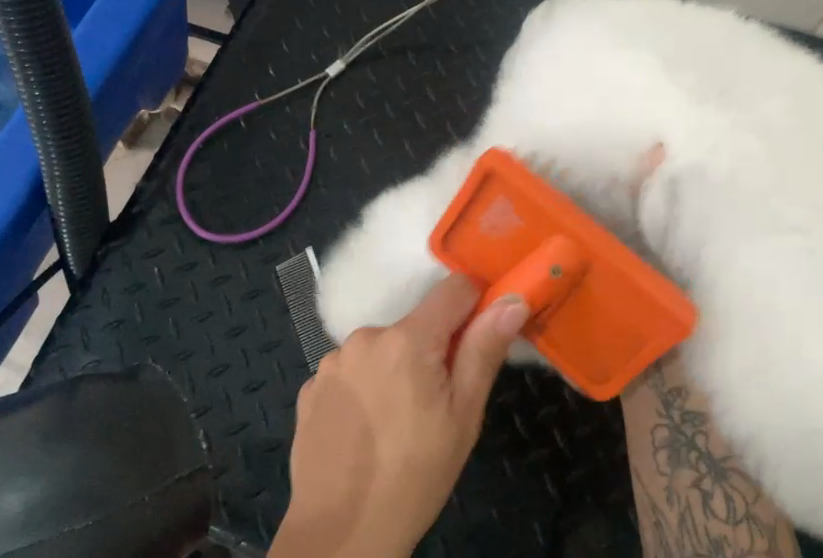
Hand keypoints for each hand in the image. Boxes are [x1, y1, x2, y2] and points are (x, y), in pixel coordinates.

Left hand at [271, 275, 528, 557]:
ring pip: (381, 351)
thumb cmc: (415, 475)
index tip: (483, 335)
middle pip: (414, 326)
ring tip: (399, 426)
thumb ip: (484, 351)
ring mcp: (332, 361)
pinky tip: (367, 433)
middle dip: (432, 352)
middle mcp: (364, 336)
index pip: (452, 290)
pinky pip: (350, 375)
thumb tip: (512, 299)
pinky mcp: (310, 387)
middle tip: (438, 405)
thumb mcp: (463, 417)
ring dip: (395, 372)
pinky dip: (364, 392)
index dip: (475, 305)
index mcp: (407, 338)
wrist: (340, 533)